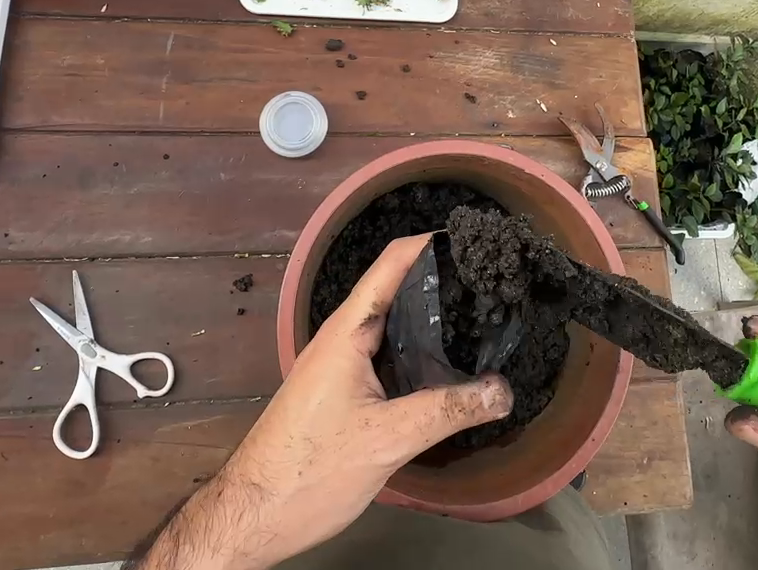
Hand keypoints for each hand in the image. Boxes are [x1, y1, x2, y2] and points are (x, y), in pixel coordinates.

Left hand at [144, 233, 512, 569]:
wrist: (253, 516)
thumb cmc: (311, 470)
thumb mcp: (388, 440)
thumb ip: (447, 411)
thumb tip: (504, 389)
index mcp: (347, 330)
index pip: (391, 262)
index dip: (429, 244)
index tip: (472, 241)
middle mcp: (342, 335)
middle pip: (394, 288)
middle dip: (438, 278)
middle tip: (489, 281)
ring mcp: (338, 361)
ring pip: (389, 323)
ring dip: (427, 315)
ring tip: (477, 314)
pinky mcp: (341, 387)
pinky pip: (384, 352)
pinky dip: (415, 348)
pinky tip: (443, 364)